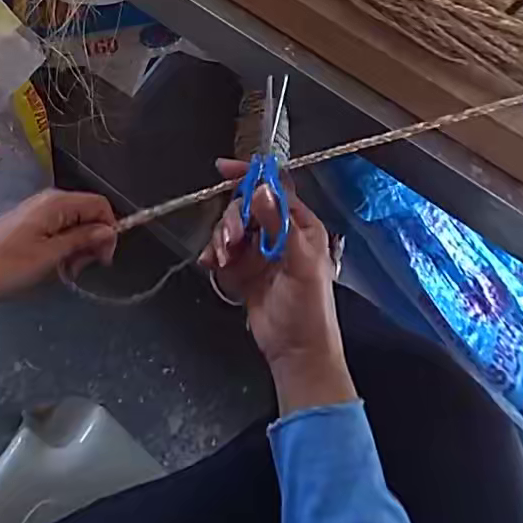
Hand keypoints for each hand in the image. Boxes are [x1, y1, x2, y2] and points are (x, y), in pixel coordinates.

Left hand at [0, 189, 117, 342]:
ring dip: (78, 248)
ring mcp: (37, 212)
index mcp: (57, 202)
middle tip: (81, 270)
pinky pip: (58, 230)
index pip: (99, 205)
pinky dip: (63, 248)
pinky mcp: (28, 224)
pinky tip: (54, 267)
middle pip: (88, 213)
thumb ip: (82, 240)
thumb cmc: (7, 267)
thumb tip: (110, 230)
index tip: (104, 260)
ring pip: (74, 224)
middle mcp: (49, 200)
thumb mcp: (50, 256)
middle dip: (92, 241)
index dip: (109, 230)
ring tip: (66, 272)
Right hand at [199, 161, 355, 412]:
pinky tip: (213, 265)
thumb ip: (280, 225)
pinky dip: (213, 254)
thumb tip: (261, 190)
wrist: (297, 354)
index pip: (273, 188)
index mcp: (299, 225)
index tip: (224, 169)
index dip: (250, 175)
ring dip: (222, 237)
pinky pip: (221, 251)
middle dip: (233, 217)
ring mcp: (258, 251)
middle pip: (245, 206)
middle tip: (231, 240)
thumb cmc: (309, 309)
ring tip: (223, 259)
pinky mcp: (241, 270)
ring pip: (231, 226)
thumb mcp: (300, 263)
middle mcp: (277, 232)